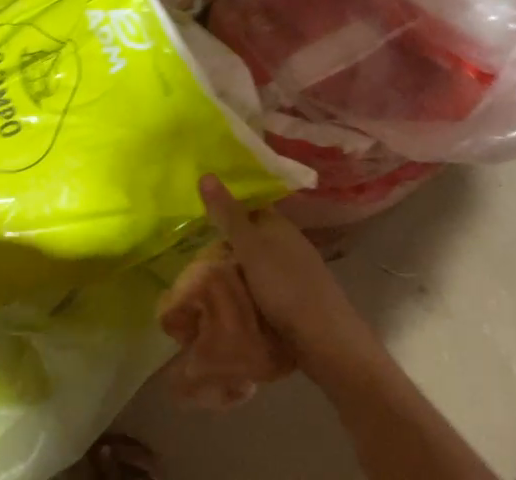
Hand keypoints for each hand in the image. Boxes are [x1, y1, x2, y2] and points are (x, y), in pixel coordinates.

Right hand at [197, 174, 366, 361]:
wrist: (327, 343)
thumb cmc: (287, 288)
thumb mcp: (251, 249)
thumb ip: (228, 215)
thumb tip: (206, 173)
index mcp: (279, 225)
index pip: (248, 205)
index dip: (223, 204)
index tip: (193, 210)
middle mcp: (286, 243)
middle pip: (248, 234)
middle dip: (222, 239)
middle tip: (188, 247)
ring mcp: (291, 272)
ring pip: (252, 261)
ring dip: (231, 266)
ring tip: (199, 273)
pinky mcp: (291, 299)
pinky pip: (259, 284)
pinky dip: (242, 286)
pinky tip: (225, 295)